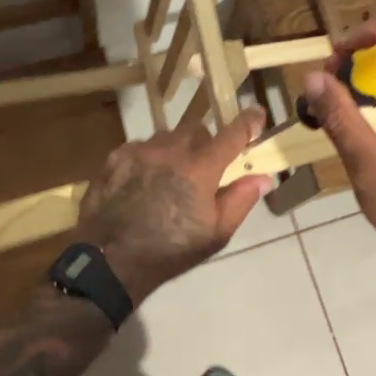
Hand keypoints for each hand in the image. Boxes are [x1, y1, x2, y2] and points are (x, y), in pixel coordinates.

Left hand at [75, 107, 275, 302]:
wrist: (112, 260)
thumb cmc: (171, 251)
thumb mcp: (215, 234)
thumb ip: (240, 199)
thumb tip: (262, 177)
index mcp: (199, 168)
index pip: (231, 135)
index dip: (248, 122)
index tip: (257, 114)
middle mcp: (170, 149)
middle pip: (196, 131)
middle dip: (205, 145)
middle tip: (203, 169)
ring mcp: (139, 150)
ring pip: (166, 137)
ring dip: (175, 150)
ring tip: (169, 178)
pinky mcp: (115, 156)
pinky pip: (140, 146)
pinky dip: (148, 158)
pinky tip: (143, 182)